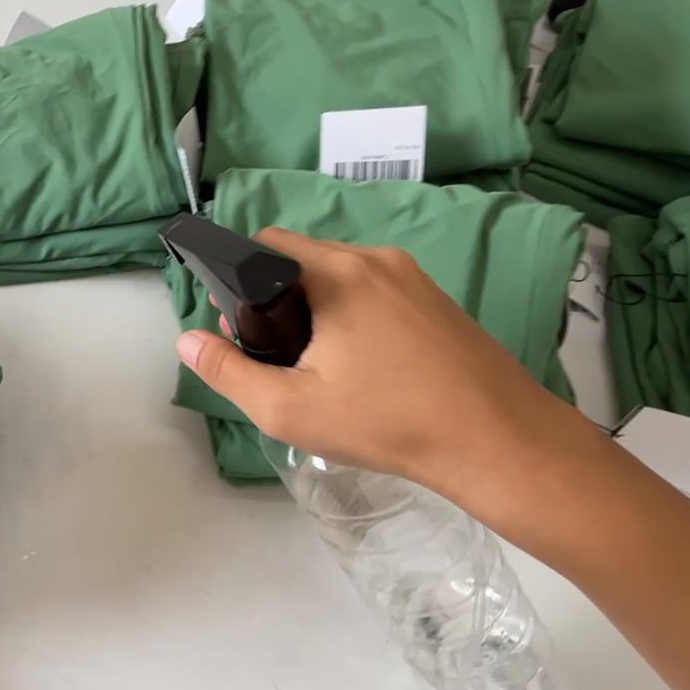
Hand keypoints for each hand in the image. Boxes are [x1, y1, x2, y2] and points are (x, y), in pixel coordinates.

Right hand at [175, 227, 596, 511]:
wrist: (503, 446)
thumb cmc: (388, 423)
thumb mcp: (289, 408)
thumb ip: (226, 371)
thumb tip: (187, 339)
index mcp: (337, 273)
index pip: (265, 244)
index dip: (238, 279)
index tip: (238, 326)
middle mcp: (375, 260)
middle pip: (299, 258)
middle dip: (272, 296)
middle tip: (271, 353)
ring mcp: (413, 278)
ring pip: (337, 274)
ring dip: (311, 305)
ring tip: (313, 362)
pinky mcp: (437, 301)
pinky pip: (372, 290)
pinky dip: (348, 313)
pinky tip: (358, 363)